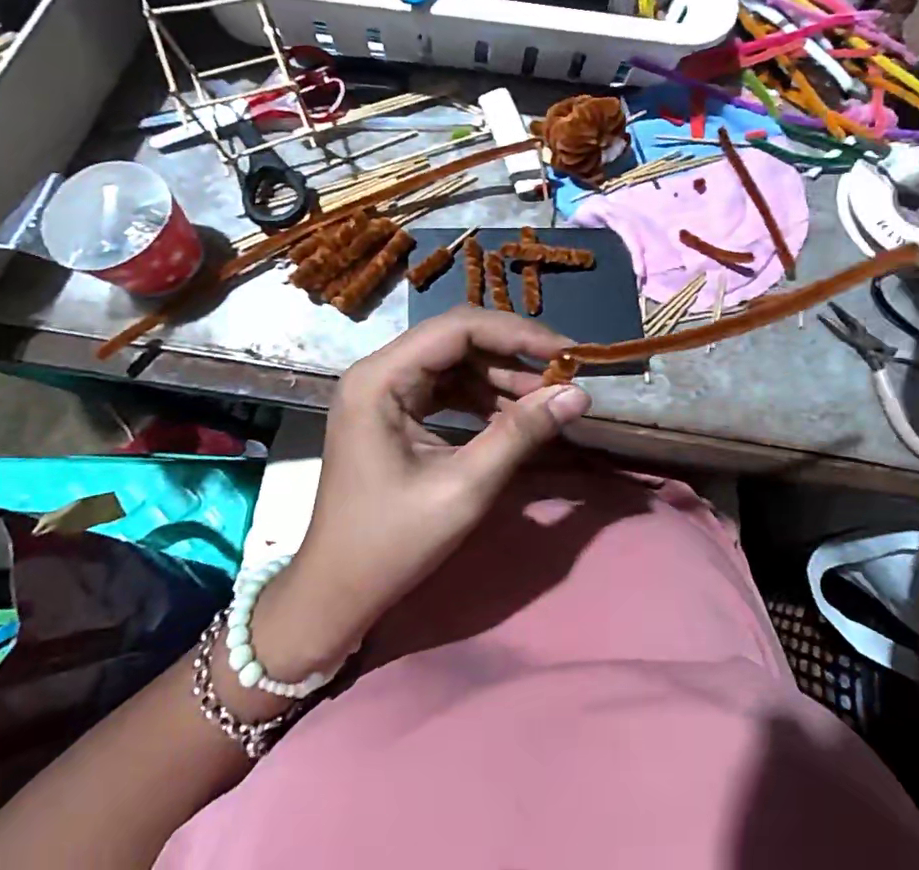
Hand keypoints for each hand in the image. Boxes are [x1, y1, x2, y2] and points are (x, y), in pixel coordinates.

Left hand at [246, 307, 591, 678]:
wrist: (339, 589)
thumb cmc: (393, 542)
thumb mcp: (465, 487)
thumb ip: (520, 434)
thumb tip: (578, 394)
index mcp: (380, 379)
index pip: (458, 328)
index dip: (518, 335)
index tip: (567, 354)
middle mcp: (379, 372)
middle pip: (458, 340)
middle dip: (513, 357)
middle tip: (563, 379)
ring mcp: (384, 392)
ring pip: (456, 364)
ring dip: (503, 379)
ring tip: (546, 402)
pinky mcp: (395, 413)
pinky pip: (447, 390)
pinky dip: (484, 399)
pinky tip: (515, 419)